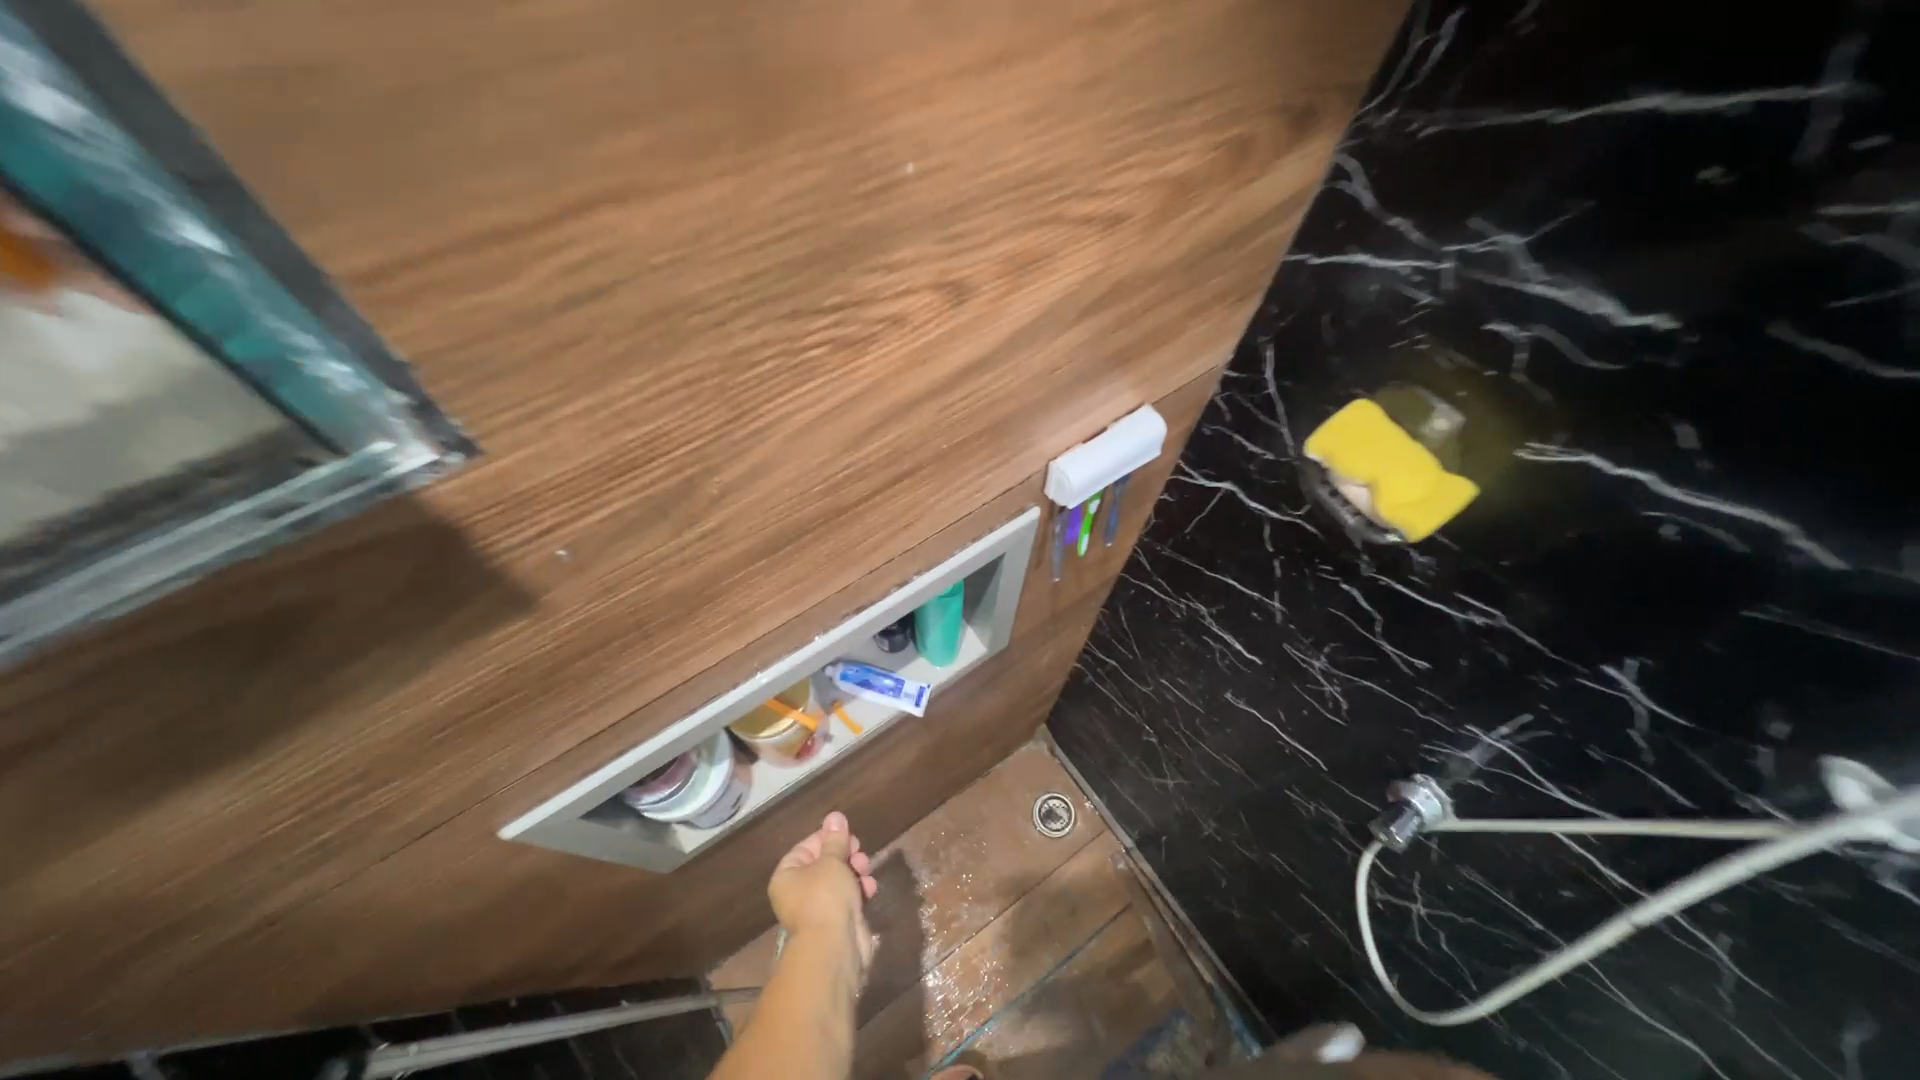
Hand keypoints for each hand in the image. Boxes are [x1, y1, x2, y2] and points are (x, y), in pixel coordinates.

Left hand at [769, 811, 877, 971]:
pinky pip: (848, 898)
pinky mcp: (837, 921)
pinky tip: (870, 888)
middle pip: (824, 864)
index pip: (805, 847)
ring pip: (839, 881)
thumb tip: (835, 816)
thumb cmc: (825, 897)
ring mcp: (818, 909)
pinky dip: (860, 891)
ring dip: (855, 872)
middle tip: (859, 852)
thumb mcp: (831, 862)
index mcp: (787, 876)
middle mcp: (798, 892)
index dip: (827, 838)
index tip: (847, 834)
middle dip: (845, 856)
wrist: (834, 946)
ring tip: (865, 869)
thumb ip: (836, 839)